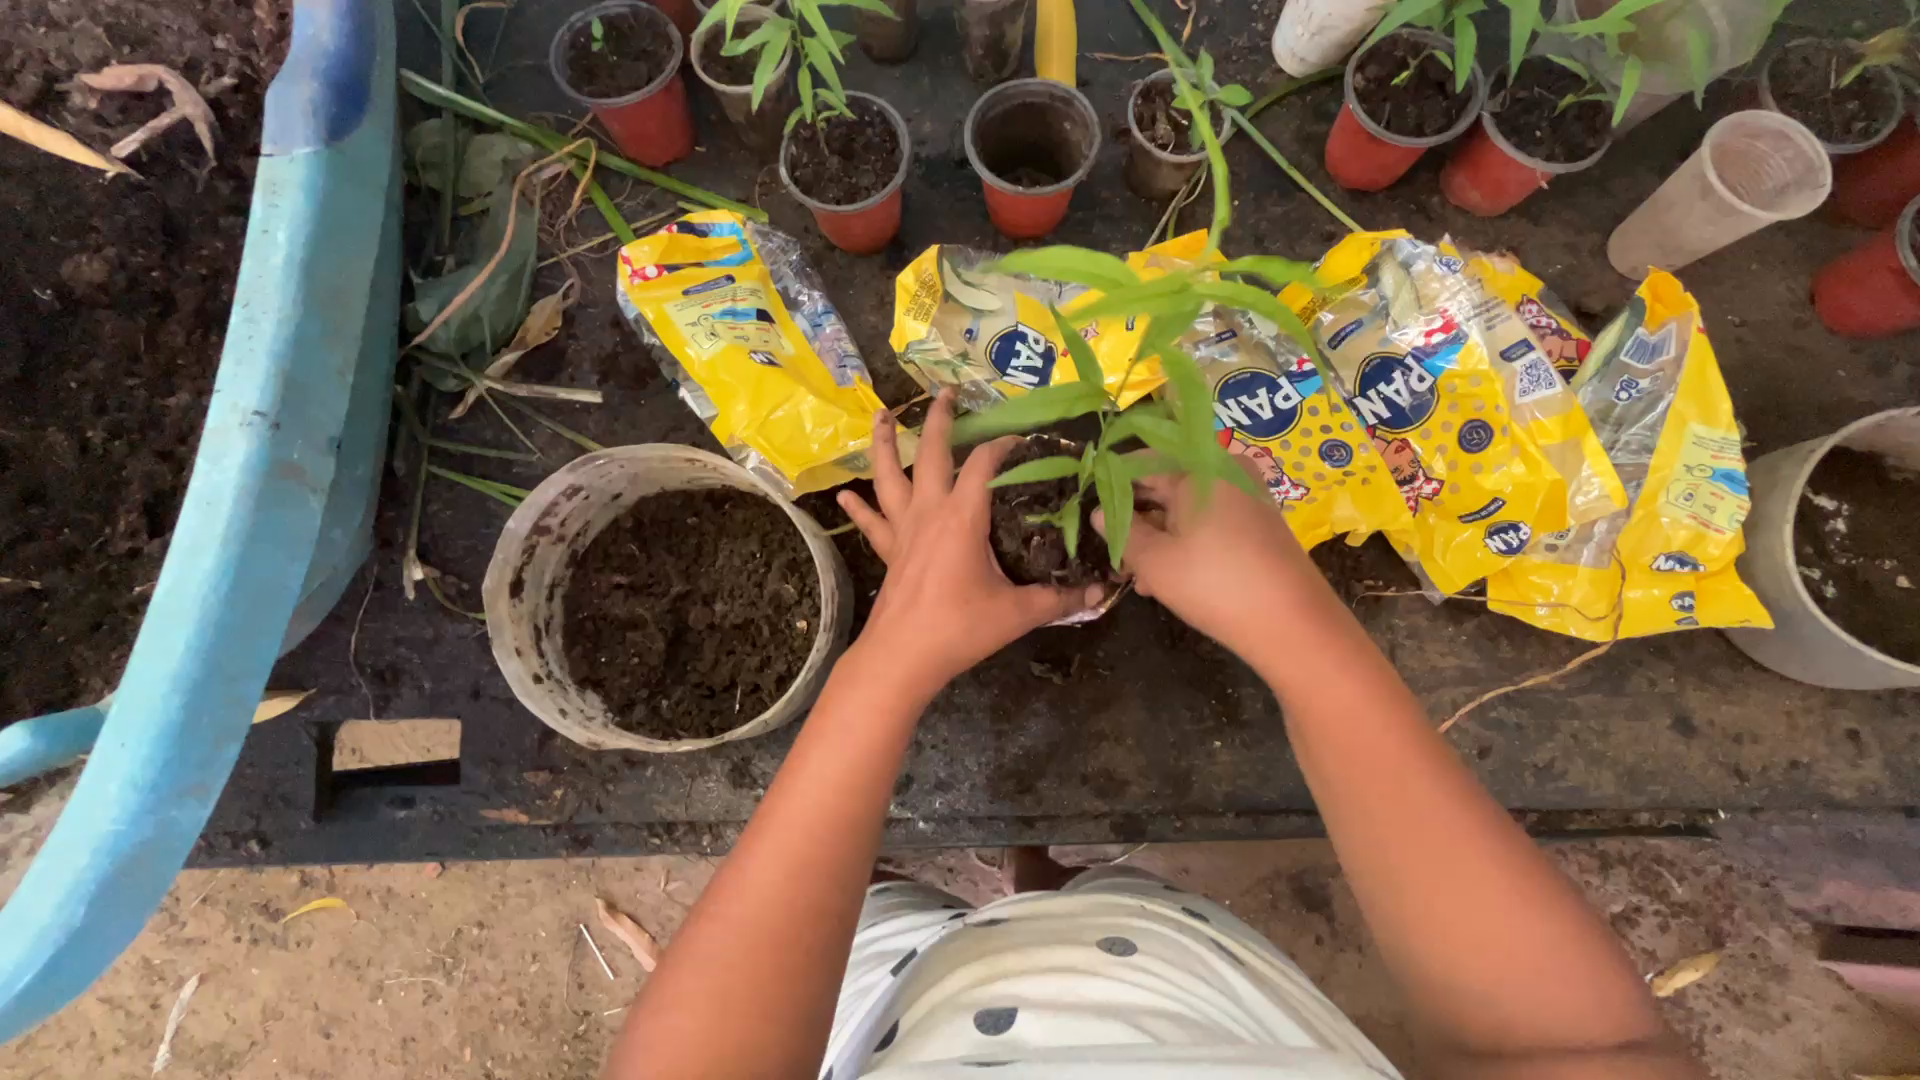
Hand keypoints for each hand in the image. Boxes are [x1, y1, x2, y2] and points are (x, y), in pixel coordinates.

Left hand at [836, 391, 1100, 699]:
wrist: (902, 658)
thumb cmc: (959, 629)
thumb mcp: (1017, 613)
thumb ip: (1059, 599)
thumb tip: (1101, 591)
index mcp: (962, 517)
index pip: (984, 464)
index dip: (1003, 445)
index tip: (1022, 438)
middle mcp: (928, 512)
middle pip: (929, 454)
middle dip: (938, 420)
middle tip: (944, 393)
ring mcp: (903, 530)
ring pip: (888, 476)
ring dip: (884, 444)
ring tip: (879, 415)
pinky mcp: (888, 552)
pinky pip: (872, 522)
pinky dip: (859, 507)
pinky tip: (844, 494)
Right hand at [1096, 469, 1322, 661]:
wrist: (1294, 626)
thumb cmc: (1215, 584)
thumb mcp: (1154, 560)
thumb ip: (1121, 531)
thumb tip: (1100, 512)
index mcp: (1201, 467)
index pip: (1140, 462)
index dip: (1110, 484)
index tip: (1087, 509)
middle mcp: (1226, 472)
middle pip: (1165, 484)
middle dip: (1134, 517)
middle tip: (1111, 549)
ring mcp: (1246, 498)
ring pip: (1185, 508)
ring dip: (1156, 536)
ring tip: (1136, 575)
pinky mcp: (1257, 524)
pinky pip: (1208, 522)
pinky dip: (1184, 542)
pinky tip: (1165, 578)